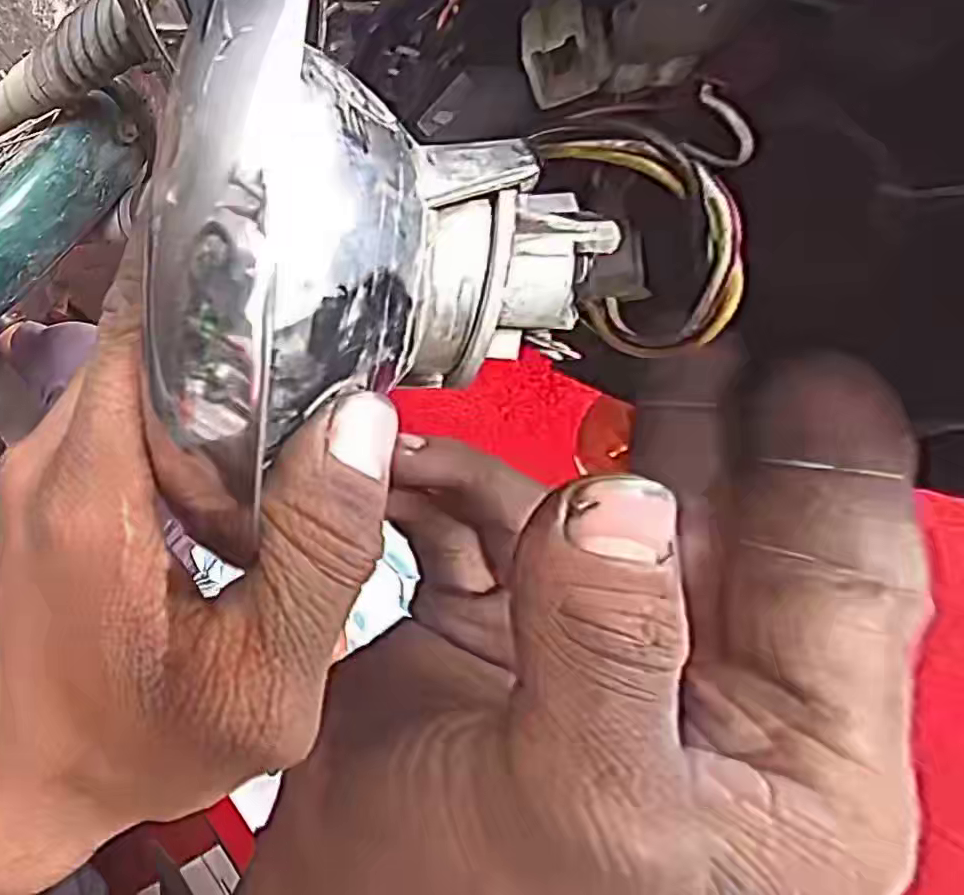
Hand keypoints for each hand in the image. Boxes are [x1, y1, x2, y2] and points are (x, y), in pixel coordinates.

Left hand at [0, 249, 397, 893]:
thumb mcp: (263, 677)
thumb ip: (319, 553)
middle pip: (134, 353)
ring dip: (192, 399)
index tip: (250, 259)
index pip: (130, 336)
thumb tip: (358, 428)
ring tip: (254, 460)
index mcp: (90, 495)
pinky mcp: (42, 481)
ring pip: (123, 380)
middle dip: (214, 358)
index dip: (191, 289)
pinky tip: (210, 481)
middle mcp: (46, 462)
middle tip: (290, 394)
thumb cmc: (139, 736)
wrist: (39, 757)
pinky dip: (164, 426)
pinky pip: (109, 416)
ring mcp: (35, 467)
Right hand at [249, 353, 930, 894]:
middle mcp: (659, 665)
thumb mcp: (590, 796)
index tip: (813, 365)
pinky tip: (385, 481)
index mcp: (763, 734)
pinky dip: (416, 496)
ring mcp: (552, 634)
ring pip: (541, 510)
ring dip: (482, 466)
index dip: (825, 461)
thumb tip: (618, 506)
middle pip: (683, 517)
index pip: (829, 572)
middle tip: (658, 346)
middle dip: (670, 429)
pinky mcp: (464, 619)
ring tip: (423, 442)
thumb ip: (608, 647)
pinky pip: (450, 527)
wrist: (357, 889)